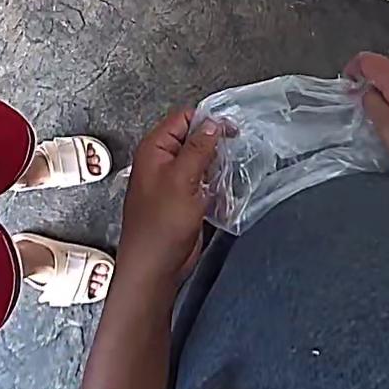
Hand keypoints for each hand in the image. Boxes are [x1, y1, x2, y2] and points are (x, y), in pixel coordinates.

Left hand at [118, 108, 228, 286]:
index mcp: (154, 150)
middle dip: (214, 142)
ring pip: (201, 158)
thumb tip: (213, 123)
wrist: (155, 269)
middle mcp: (162, 161)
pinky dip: (216, 179)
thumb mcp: (182, 180)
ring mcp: (173, 180)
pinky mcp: (184, 196)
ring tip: (232, 168)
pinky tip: (227, 185)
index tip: (229, 129)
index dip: (206, 120)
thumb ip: (198, 148)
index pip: (183, 119)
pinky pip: (204, 178)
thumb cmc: (162, 226)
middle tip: (234, 149)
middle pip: (193, 137)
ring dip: (217, 162)